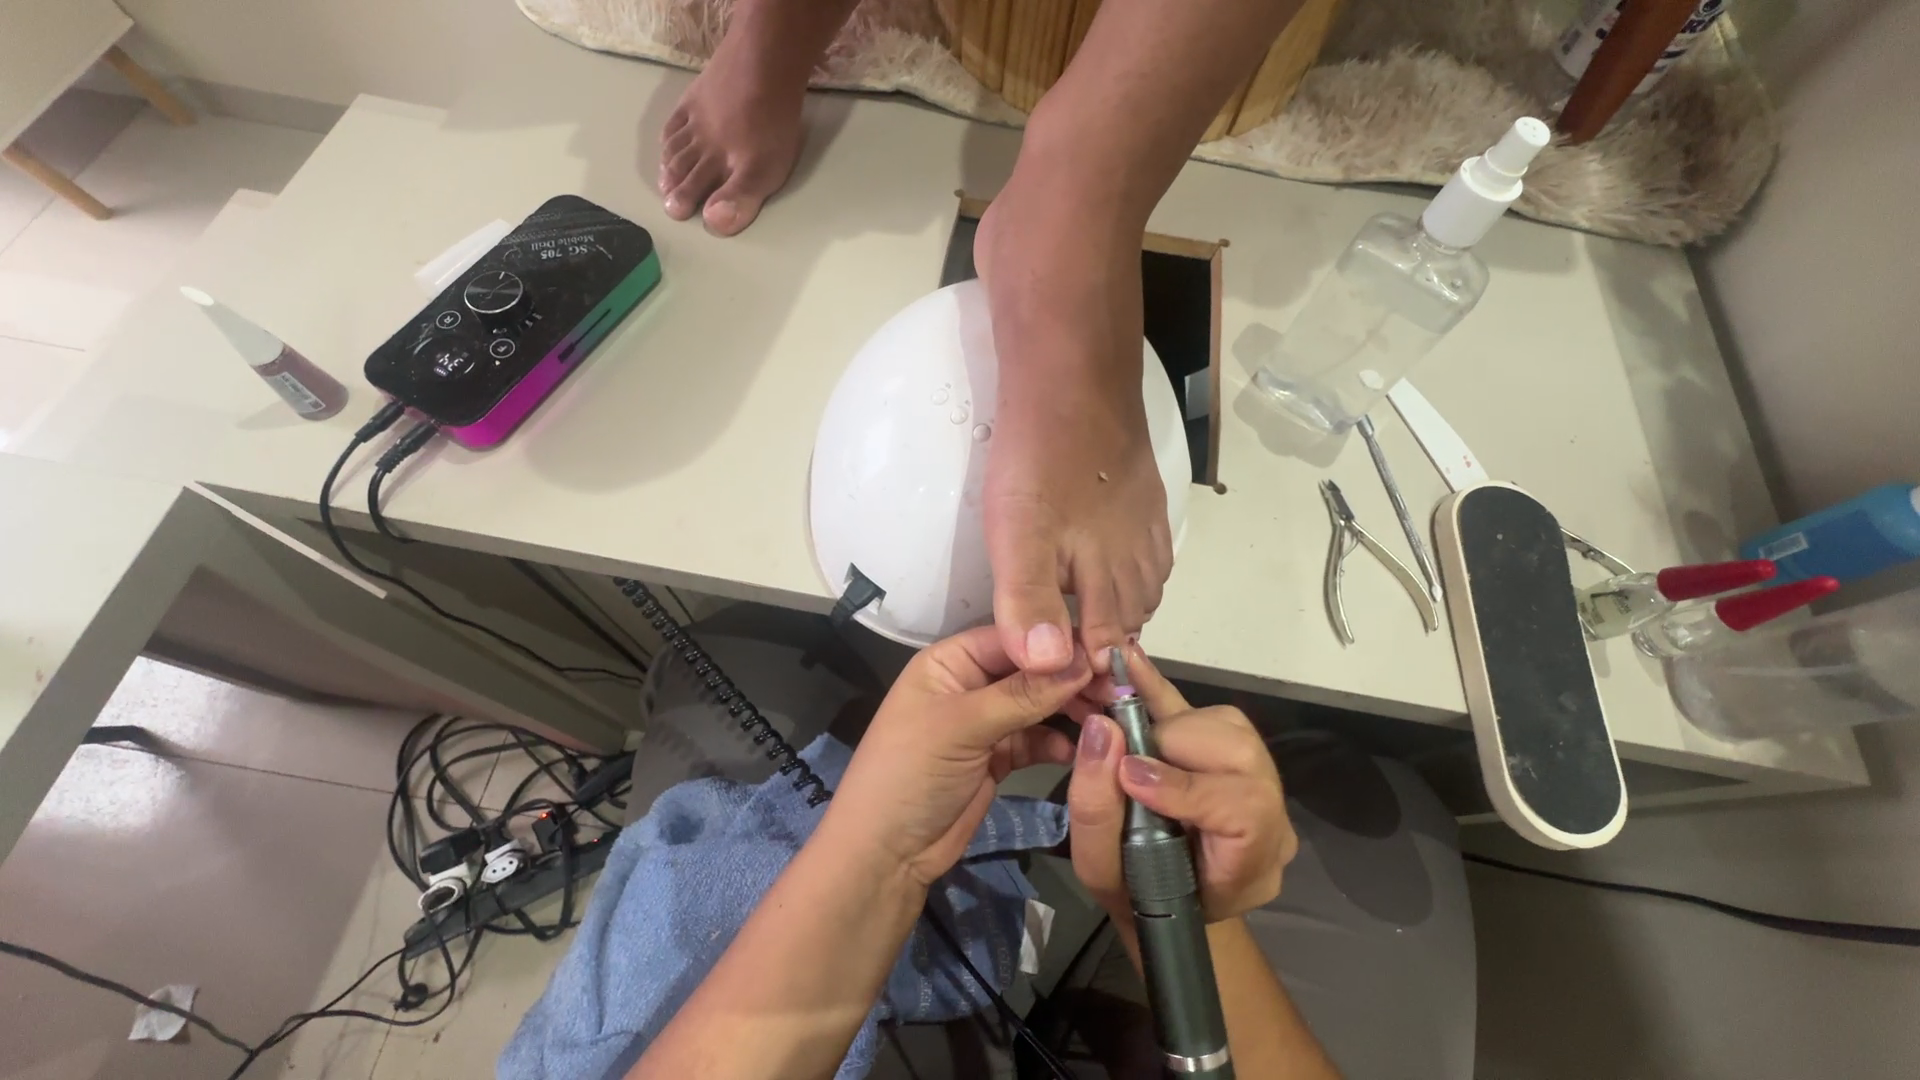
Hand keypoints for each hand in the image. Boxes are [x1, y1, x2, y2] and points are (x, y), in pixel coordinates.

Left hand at [822, 627, 1091, 888]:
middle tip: (1116, 690)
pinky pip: (1036, 740)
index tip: (1106, 655)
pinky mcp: (998, 756)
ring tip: (1106, 718)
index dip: (1057, 645)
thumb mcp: (962, 726)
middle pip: (1030, 670)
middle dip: (1069, 680)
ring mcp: (985, 721)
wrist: (886, 854)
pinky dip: (1058, 743)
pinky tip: (1079, 750)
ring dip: (1069, 711)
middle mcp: (969, 683)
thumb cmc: (911, 773)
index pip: (1012, 637)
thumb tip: (1081, 663)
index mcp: (950, 661)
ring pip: (1038, 705)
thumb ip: (1022, 695)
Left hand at [975, 175, 1173, 675]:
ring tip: (1085, 620)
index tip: (1075, 701)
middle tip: (1075, 664)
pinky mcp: (1131, 473)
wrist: (1070, 354)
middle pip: (1130, 613)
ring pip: (1137, 572)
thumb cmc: (1040, 447)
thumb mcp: (1019, 534)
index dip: (1094, 675)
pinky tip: (1099, 547)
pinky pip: (1134, 532)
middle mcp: (1137, 546)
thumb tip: (1051, 673)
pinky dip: (1119, 555)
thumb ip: (1033, 602)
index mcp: (1112, 569)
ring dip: (1115, 601)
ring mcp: (1139, 508)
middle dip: (1107, 644)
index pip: (1112, 643)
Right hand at [1065, 643, 1296, 922]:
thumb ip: (1097, 810)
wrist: (1158, 898)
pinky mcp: (1230, 747)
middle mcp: (1271, 819)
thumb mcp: (1099, 871)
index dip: (1187, 786)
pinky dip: (1162, 688)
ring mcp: (1258, 779)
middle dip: (1176, 743)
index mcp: (1251, 867)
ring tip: (1127, 731)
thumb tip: (1101, 730)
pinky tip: (1130, 661)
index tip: (1131, 777)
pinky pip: (1203, 710)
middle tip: (1124, 752)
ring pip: (1230, 727)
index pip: (1244, 812)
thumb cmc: (1131, 894)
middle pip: (1243, 756)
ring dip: (1172, 723)